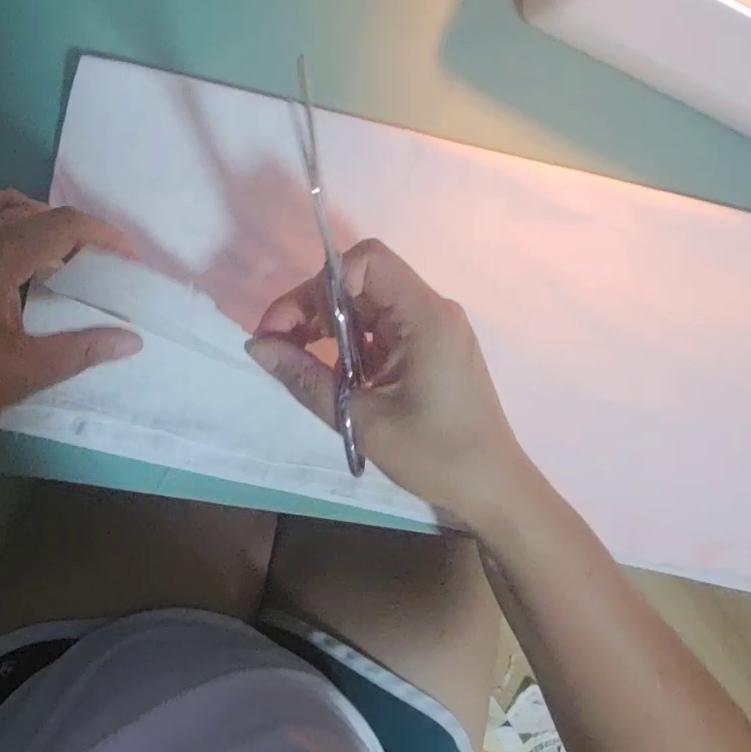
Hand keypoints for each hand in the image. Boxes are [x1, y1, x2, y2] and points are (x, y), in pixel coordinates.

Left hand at [0, 190, 143, 445]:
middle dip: (79, 231)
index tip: (130, 258)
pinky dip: (5, 216)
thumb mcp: (24, 371)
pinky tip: (13, 242)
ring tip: (66, 253)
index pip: (63, 225)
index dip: (104, 235)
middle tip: (105, 264)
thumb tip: (131, 339)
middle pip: (38, 213)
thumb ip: (81, 350)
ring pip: (6, 207)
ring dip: (43, 221)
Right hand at [246, 239, 537, 526]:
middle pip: (358, 281)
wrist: (494, 491)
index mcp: (425, 318)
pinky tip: (329, 372)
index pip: (368, 260)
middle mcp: (430, 311)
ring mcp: (430, 329)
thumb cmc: (436, 456)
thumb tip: (255, 345)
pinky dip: (346, 341)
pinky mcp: (426, 348)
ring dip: (324, 325)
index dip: (324, 281)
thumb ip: (306, 377)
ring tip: (294, 359)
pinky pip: (377, 327)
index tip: (294, 324)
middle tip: (275, 344)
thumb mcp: (361, 419)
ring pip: (363, 304)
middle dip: (311, 305)